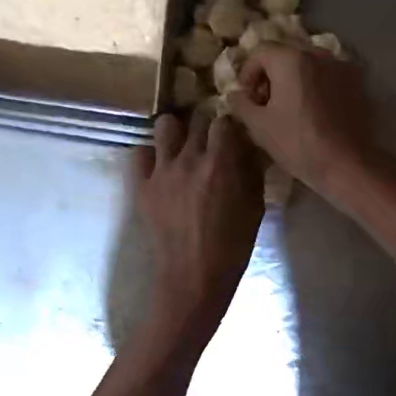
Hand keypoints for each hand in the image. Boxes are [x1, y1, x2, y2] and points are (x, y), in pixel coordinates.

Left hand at [135, 110, 263, 342]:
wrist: (194, 277)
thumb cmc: (232, 247)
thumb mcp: (255, 208)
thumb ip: (251, 173)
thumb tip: (247, 151)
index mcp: (221, 164)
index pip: (225, 122)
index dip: (231, 127)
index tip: (234, 138)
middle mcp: (189, 159)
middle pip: (197, 118)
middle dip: (206, 127)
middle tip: (211, 143)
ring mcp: (162, 171)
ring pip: (165, 125)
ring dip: (177, 132)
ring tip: (183, 148)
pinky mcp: (142, 186)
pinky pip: (139, 154)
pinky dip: (150, 156)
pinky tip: (161, 168)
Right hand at [227, 44, 372, 193]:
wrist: (347, 165)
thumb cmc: (297, 144)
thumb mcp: (259, 127)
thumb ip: (241, 104)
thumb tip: (236, 94)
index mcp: (291, 59)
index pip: (260, 53)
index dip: (248, 74)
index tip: (247, 99)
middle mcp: (318, 54)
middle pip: (286, 57)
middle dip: (272, 77)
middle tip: (267, 106)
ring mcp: (342, 67)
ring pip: (309, 67)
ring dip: (296, 82)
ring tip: (292, 110)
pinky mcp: (358, 84)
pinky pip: (330, 78)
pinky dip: (318, 88)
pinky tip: (317, 114)